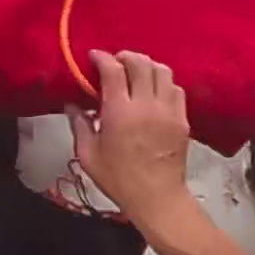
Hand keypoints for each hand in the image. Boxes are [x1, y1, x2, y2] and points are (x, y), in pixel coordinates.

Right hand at [65, 50, 191, 231]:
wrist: (157, 198)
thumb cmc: (119, 178)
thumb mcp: (88, 155)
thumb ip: (79, 126)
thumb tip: (72, 105)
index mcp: (120, 111)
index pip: (112, 70)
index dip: (102, 58)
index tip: (94, 57)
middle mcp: (146, 104)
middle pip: (141, 63)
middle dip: (126, 56)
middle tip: (116, 62)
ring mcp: (168, 110)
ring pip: (162, 71)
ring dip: (147, 66)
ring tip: (137, 72)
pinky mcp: (182, 118)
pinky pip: (176, 88)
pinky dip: (164, 82)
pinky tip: (155, 90)